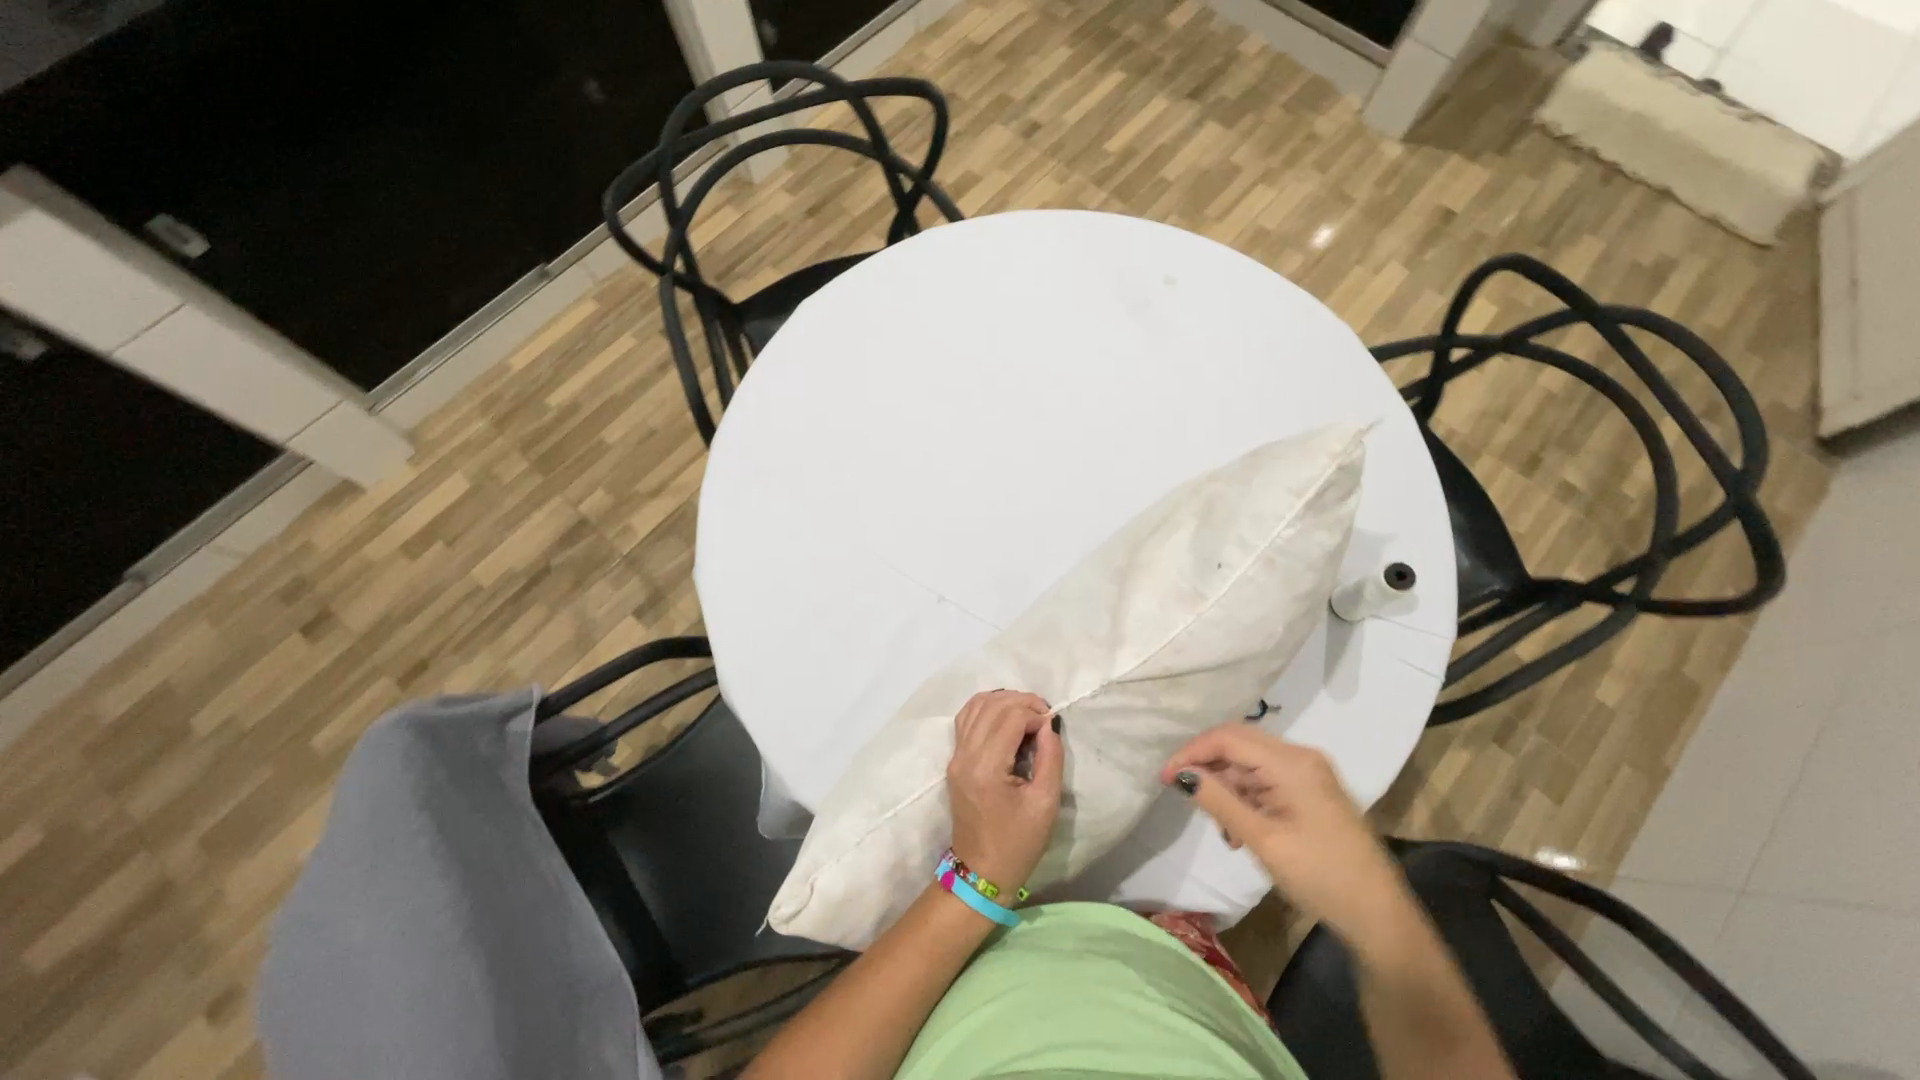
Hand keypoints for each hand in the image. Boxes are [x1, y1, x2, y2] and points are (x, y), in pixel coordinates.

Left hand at [946, 690, 1062, 894]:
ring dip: (1004, 702)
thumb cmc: (1018, 842)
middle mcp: (964, 756)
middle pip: (992, 706)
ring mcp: (955, 757)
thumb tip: (1049, 725)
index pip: (1010, 717)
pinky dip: (987, 709)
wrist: (981, 871)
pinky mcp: (954, 761)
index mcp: (985, 767)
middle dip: (1022, 702)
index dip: (1036, 714)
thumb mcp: (1045, 803)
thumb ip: (1050, 757)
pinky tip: (1006, 717)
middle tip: (1045, 717)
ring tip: (1028, 714)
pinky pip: (966, 720)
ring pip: (975, 707)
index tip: (1052, 730)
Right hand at [1162, 724, 1413, 947]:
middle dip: (1208, 768)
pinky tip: (1241, 833)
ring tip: (1225, 833)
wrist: (1377, 914)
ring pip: (1250, 765)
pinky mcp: (1311, 792)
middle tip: (1184, 798)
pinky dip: (1246, 800)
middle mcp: (1301, 757)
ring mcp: (1309, 774)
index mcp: (1292, 763)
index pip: (1228, 738)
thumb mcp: (1263, 840)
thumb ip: (1220, 802)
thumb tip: (1182, 775)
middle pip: (1239, 745)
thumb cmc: (1320, 876)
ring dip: (1228, 790)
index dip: (1192, 752)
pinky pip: (1266, 781)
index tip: (1165, 779)